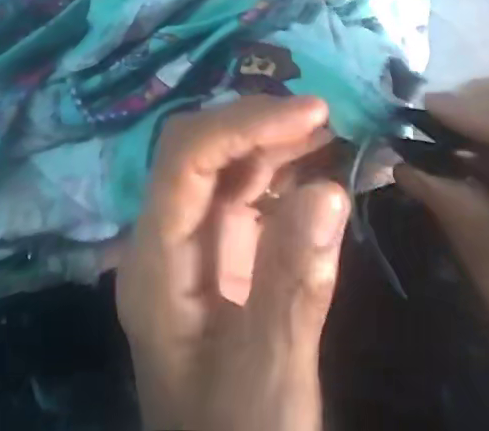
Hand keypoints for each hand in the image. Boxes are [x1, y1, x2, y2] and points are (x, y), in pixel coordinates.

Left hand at [118, 96, 348, 430]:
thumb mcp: (268, 378)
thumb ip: (292, 284)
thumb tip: (328, 188)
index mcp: (155, 262)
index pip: (184, 161)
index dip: (242, 124)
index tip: (310, 111)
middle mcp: (166, 241)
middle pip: (200, 156)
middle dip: (258, 125)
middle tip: (326, 116)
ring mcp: (194, 250)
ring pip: (226, 173)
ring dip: (275, 146)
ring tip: (333, 131)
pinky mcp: (223, 263)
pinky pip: (249, 203)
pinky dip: (286, 181)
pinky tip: (323, 170)